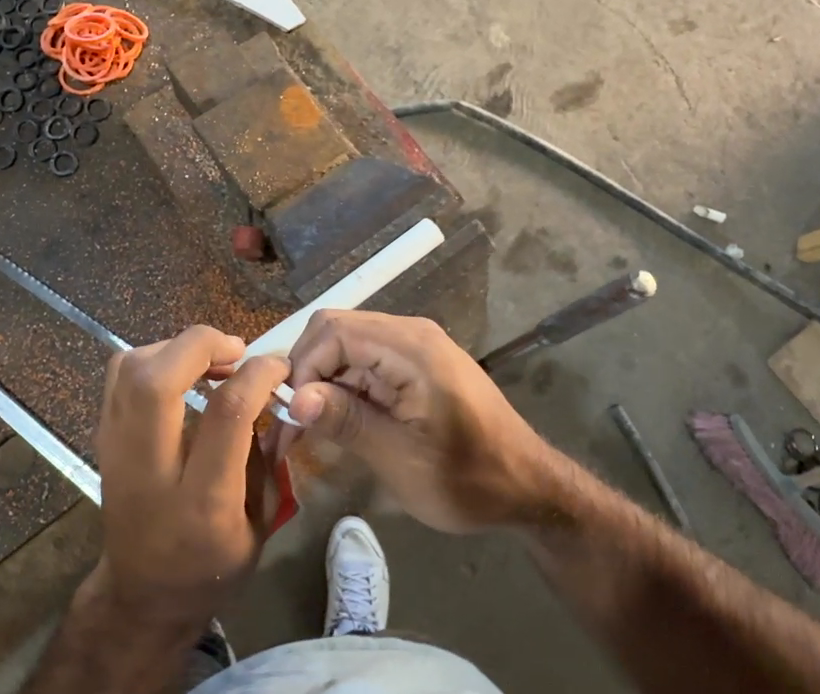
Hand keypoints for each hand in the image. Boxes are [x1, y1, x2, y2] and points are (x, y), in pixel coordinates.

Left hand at [93, 325, 291, 624]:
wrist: (141, 595)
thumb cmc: (211, 566)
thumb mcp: (260, 525)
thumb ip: (268, 458)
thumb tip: (275, 395)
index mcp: (201, 501)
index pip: (224, 414)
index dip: (257, 375)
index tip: (278, 366)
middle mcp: (150, 470)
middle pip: (156, 381)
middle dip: (200, 346)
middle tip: (236, 349)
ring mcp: (116, 451)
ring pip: (131, 370)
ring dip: (176, 348)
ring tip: (212, 358)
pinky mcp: (103, 438)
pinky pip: (120, 377)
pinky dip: (155, 358)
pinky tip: (183, 370)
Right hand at [283, 310, 557, 532]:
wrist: (527, 488)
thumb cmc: (468, 478)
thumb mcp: (401, 458)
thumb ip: (347, 422)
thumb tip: (294, 399)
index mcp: (411, 348)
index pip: (333, 331)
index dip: (303, 368)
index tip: (292, 416)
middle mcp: (411, 334)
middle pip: (336, 330)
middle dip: (307, 371)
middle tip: (293, 423)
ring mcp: (416, 347)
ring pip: (347, 346)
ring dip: (322, 382)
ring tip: (305, 430)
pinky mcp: (417, 365)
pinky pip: (366, 362)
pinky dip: (343, 387)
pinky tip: (335, 422)